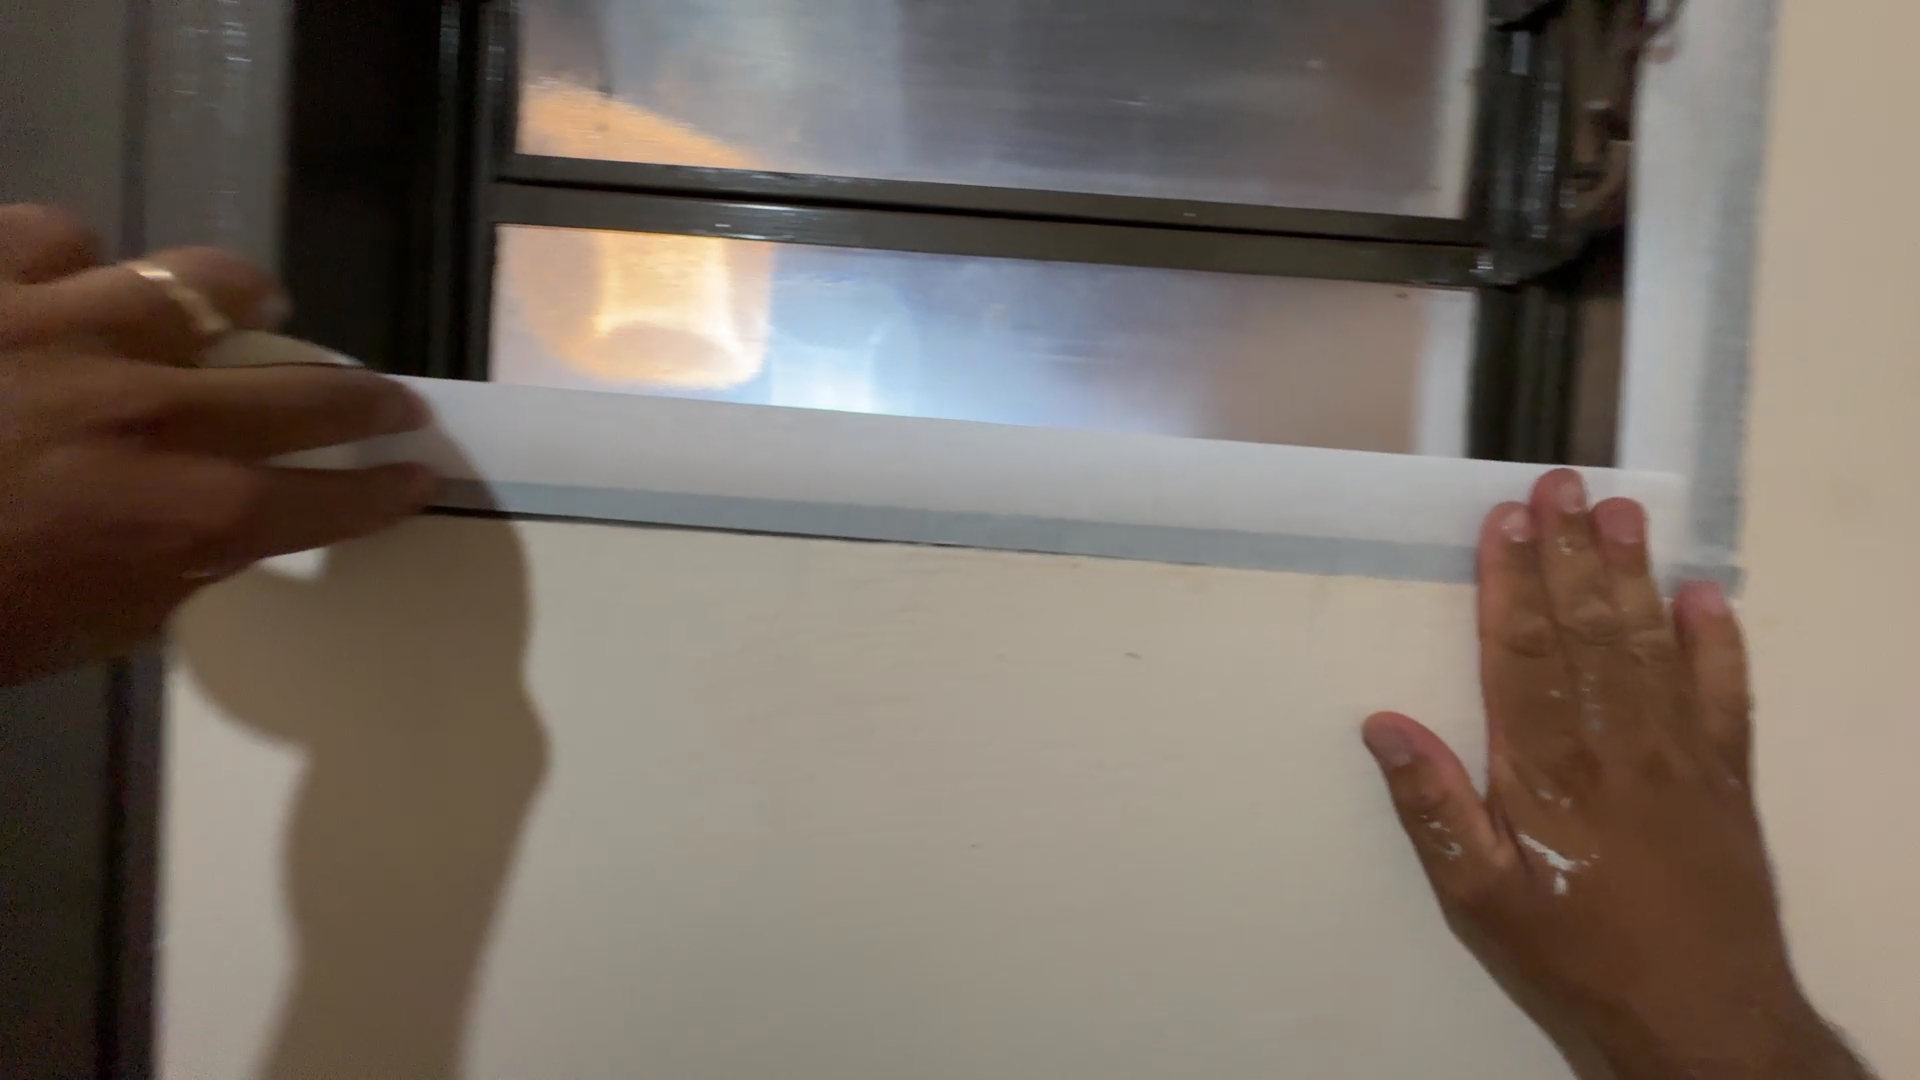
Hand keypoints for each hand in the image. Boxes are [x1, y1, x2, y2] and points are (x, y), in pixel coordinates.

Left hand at [0, 204, 436, 684]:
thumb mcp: (76, 629)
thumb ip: (173, 572)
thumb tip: (219, 539)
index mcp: (181, 513)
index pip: (336, 500)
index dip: (392, 490)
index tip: (422, 479)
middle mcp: (150, 416)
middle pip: (312, 394)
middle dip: (374, 400)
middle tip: (393, 401)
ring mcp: (55, 336)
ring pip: (200, 282)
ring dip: (240, 299)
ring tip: (242, 305)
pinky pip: (50, 236)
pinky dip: (75, 258)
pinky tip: (66, 283)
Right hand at [1363, 470, 1869, 1078]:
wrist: (1709, 1030)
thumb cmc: (1570, 950)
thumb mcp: (1474, 892)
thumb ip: (1430, 804)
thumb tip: (1383, 723)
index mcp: (1548, 770)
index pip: (1522, 655)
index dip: (1511, 584)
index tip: (1505, 521)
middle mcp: (1618, 748)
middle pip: (1587, 633)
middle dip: (1569, 554)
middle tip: (1563, 484)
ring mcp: (1684, 760)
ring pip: (1651, 649)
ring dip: (1632, 576)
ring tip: (1620, 510)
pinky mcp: (1728, 782)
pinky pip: (1725, 700)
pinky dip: (1720, 645)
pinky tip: (1708, 596)